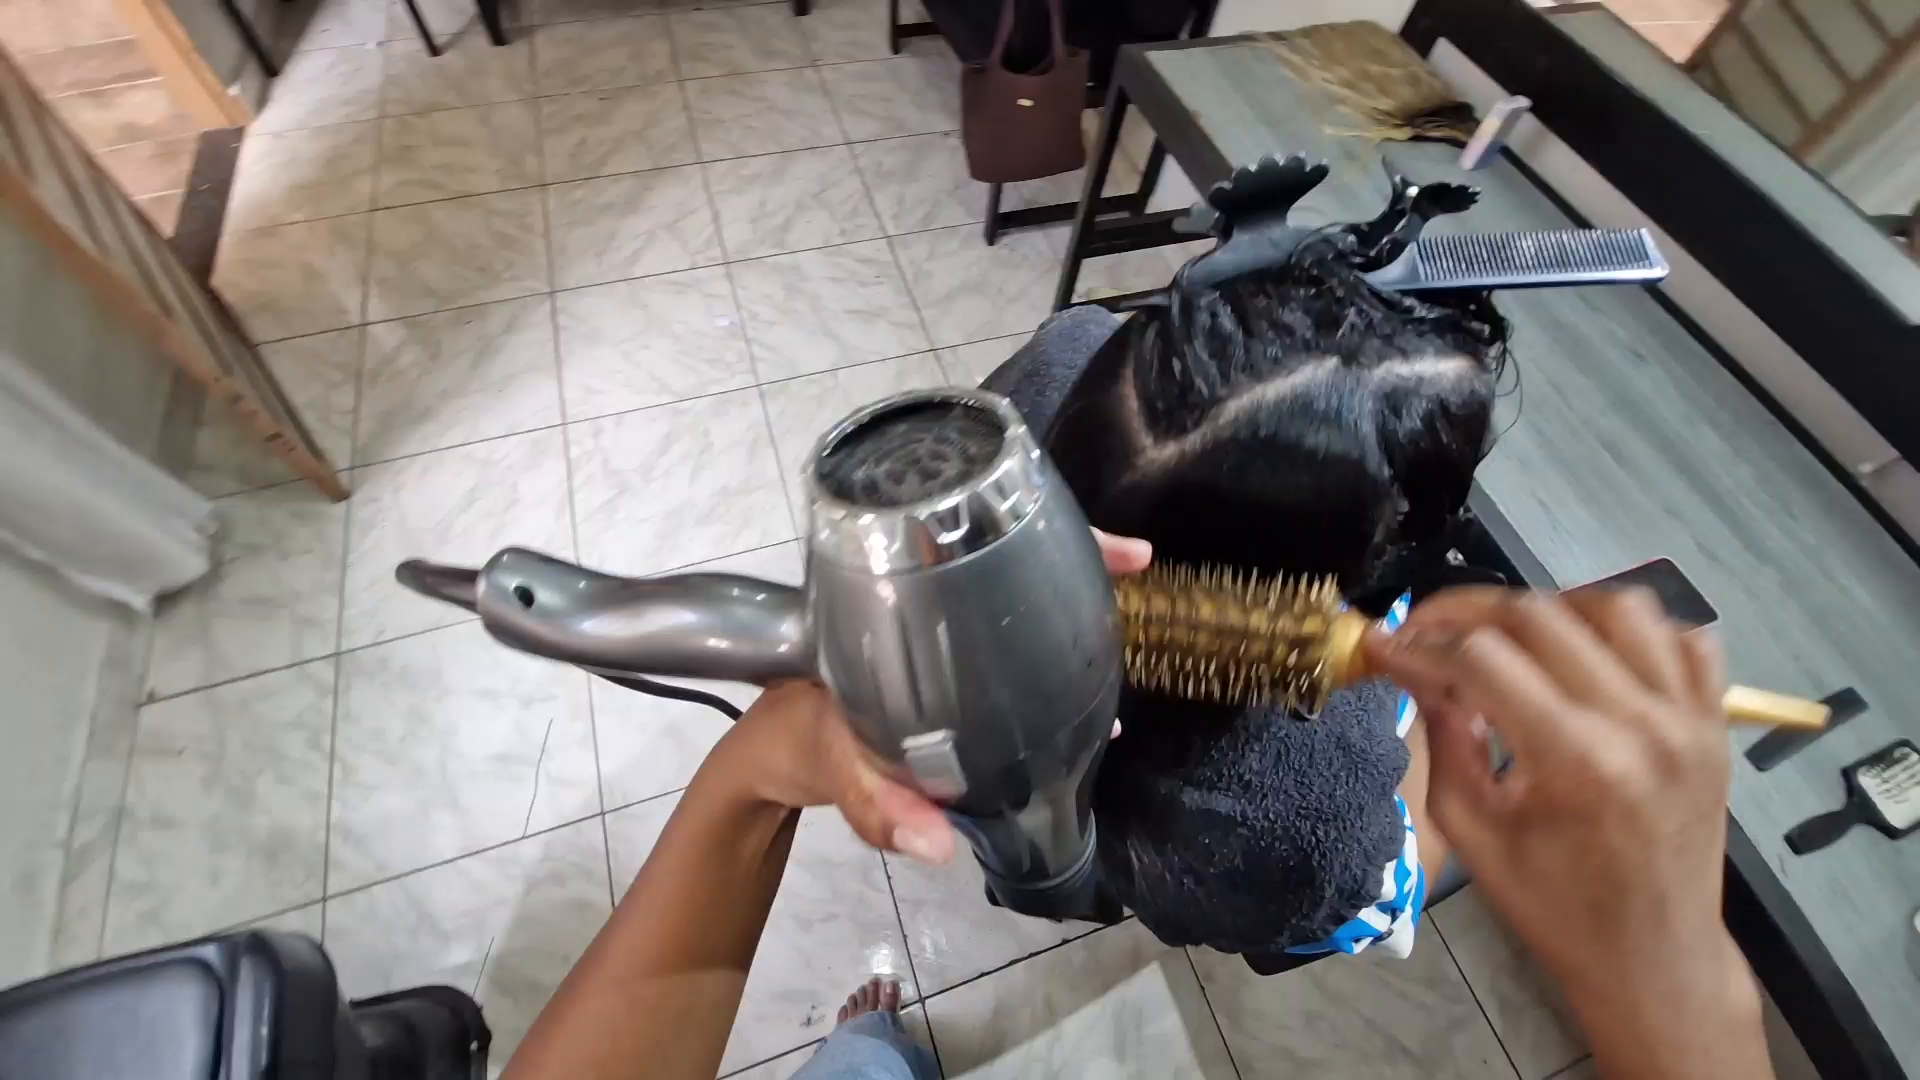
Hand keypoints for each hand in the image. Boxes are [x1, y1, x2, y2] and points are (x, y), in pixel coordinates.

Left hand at [705, 529, 1152, 863]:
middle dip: (1074, 565)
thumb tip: (940, 845)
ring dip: (1066, 617)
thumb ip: (877, 803)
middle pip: (1006, 562)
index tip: (1123, 549)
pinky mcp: (947, 665)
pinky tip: (1081, 699)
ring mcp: (935, 630)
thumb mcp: (832, 764)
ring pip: (1012, 605)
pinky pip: (1006, 652)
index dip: (1042, 533)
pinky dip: (1045, 666)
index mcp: (890, 602)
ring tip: (1118, 643)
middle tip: (1131, 574)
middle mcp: (919, 605)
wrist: (773, 755)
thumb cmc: (795, 740)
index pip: (974, 544)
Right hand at [1362, 587, 1766, 1076]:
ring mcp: (1690, 718)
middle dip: (1459, 612)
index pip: (1479, 657)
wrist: (1654, 958)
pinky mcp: (1713, 722)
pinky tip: (1578, 650)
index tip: (1380, 647)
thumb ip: (1440, 731)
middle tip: (1421, 632)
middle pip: (1535, 615)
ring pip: (1613, 606)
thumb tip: (1410, 664)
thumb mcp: (1465, 823)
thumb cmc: (1546, 901)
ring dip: (1541, 607)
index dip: (1417, 645)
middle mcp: (1641, 724)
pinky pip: (1681, 637)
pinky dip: (1624, 628)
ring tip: (1501, 634)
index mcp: (1575, 759)